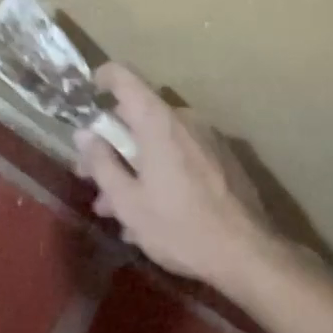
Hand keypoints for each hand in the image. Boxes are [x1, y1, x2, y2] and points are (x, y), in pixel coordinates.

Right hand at [76, 63, 282, 288]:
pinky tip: (152, 211)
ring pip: (160, 140)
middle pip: (140, 115)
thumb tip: (84, 135)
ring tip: (118, 207)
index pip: (125, 78)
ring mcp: (209, 139)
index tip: (88, 93)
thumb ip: (102, 163)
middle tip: (92, 176)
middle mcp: (186, 120)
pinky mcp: (225, 160)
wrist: (247, 255)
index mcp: (158, 121)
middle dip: (112, 143)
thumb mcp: (128, 202)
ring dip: (136, 165)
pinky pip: (183, 154)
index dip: (103, 77)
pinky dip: (162, 171)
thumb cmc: (179, 226)